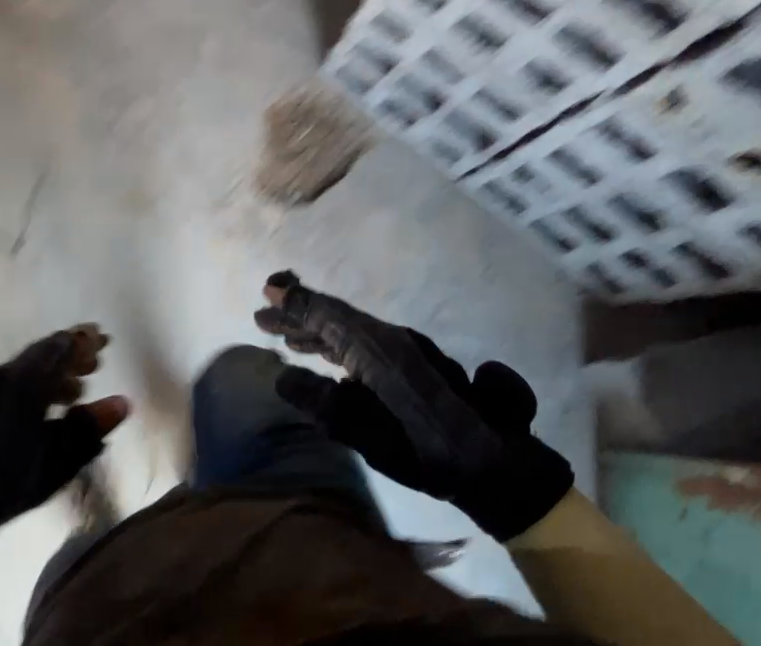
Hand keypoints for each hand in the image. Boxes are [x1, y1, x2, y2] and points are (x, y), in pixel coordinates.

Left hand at [0, 325, 129, 550]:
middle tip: (94, 360)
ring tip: (75, 390)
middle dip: (69, 354)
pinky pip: (10, 379)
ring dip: (52, 371)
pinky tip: (42, 402)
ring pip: (24, 367)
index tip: (102, 339)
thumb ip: (89, 428)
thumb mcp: (58, 460)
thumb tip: (122, 402)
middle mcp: (3, 375)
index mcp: (26, 383)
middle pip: (41, 353)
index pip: (59, 349)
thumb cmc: (10, 480)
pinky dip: (32, 381)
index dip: (82, 343)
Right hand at [255, 272, 571, 540]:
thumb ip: (318, 402)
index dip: (295, 304)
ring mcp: (414, 351)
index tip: (266, 293)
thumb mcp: (362, 433)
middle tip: (264, 318)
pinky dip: (344, 343)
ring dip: (320, 332)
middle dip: (300, 318)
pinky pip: (372, 343)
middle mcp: (394, 339)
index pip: (327, 314)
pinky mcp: (426, 367)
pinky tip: (335, 359)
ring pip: (355, 331)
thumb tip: (282, 377)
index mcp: (377, 347)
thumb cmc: (424, 452)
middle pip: (339, 319)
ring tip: (290, 339)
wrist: (497, 468)